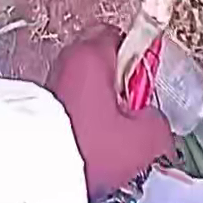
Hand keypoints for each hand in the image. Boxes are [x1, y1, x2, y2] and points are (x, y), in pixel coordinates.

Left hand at [45, 25, 173, 200]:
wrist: (43, 167)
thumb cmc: (89, 145)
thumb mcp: (140, 140)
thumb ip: (158, 123)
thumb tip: (156, 120)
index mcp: (91, 54)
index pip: (118, 35)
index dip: (138, 56)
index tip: (146, 83)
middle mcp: (70, 57)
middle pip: (104, 57)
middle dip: (123, 82)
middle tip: (133, 111)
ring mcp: (56, 74)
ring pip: (91, 78)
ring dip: (105, 99)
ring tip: (114, 130)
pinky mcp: (47, 96)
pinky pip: (77, 93)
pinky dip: (88, 109)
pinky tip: (95, 136)